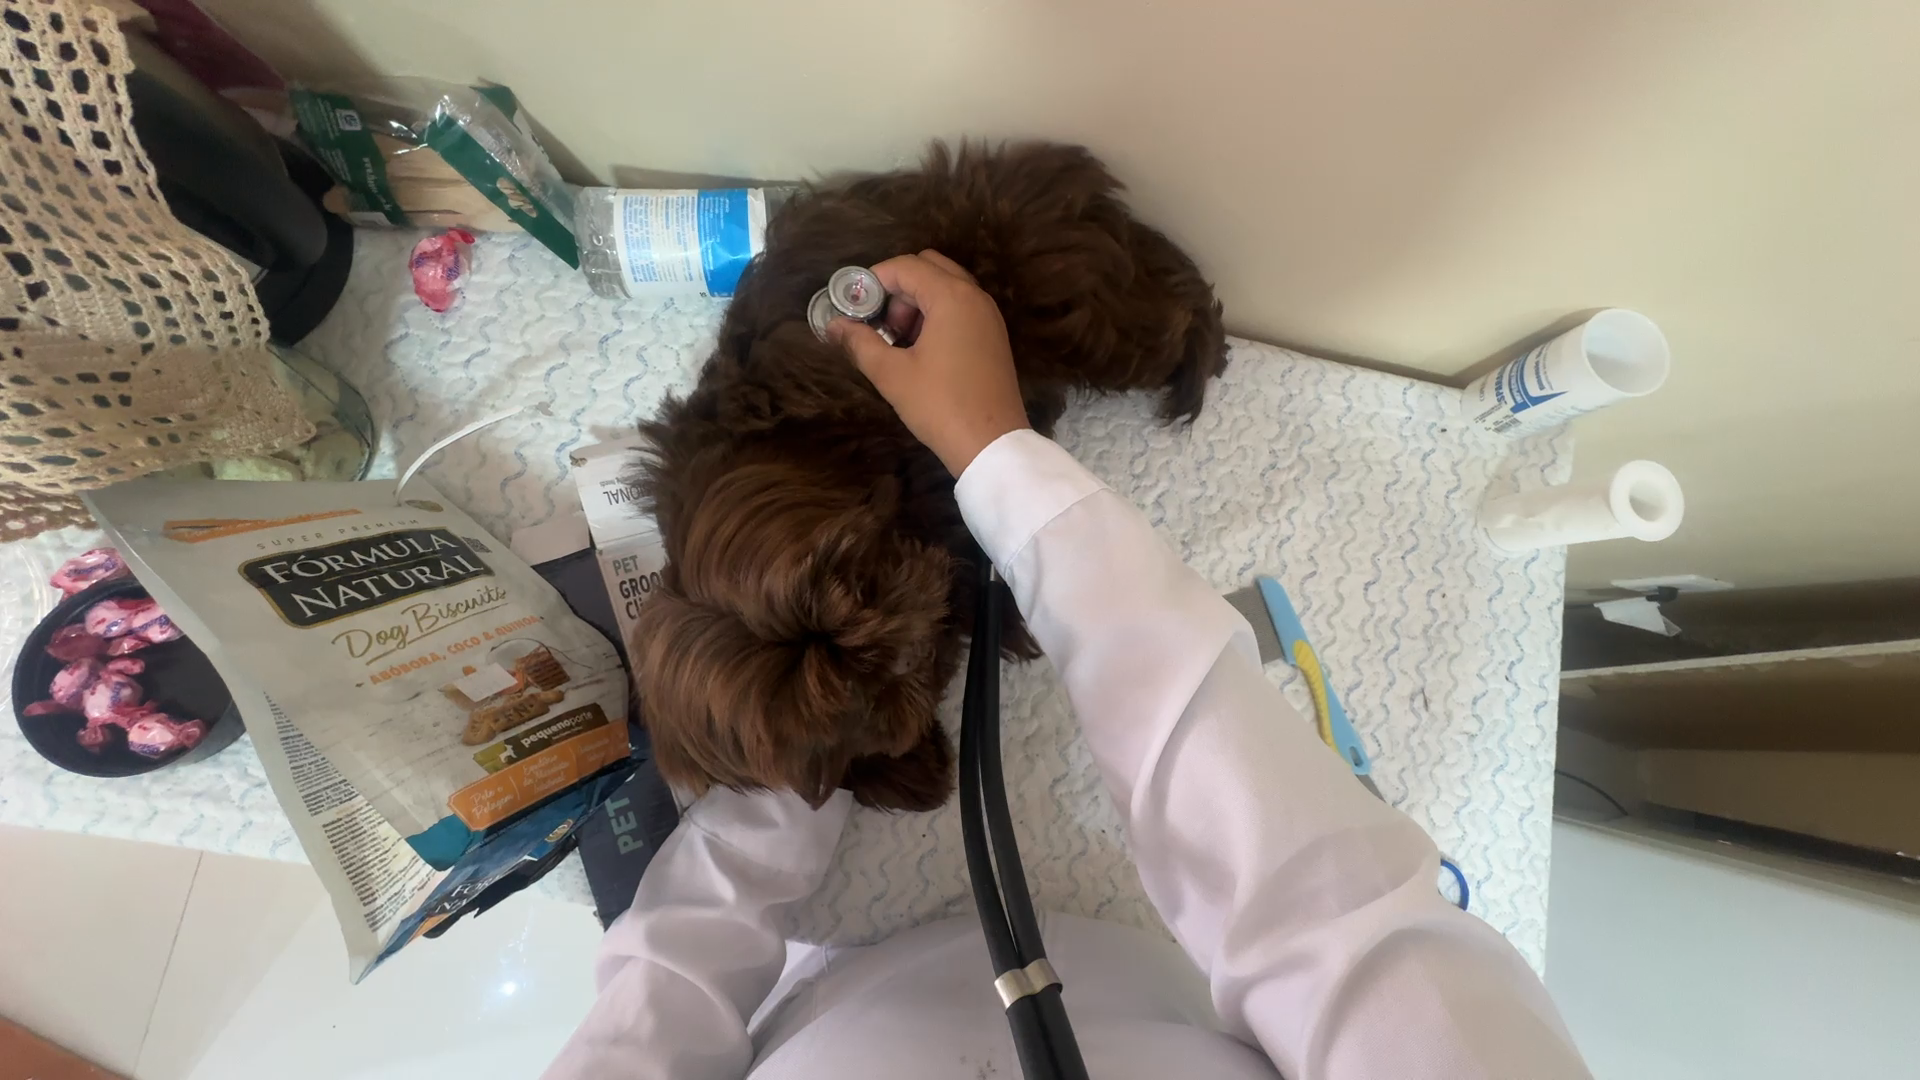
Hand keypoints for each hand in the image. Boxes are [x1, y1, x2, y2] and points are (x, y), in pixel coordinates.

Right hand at [829, 250, 1029, 476]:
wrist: (991, 445)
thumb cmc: (940, 406)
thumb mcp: (892, 375)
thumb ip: (860, 342)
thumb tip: (834, 325)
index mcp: (952, 297)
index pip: (906, 266)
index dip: (874, 280)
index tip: (855, 307)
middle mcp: (975, 297)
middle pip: (929, 269)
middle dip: (898, 289)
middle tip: (881, 326)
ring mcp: (989, 317)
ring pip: (947, 289)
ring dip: (917, 304)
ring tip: (899, 343)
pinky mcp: (994, 338)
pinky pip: (961, 310)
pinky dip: (938, 317)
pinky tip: (922, 352)